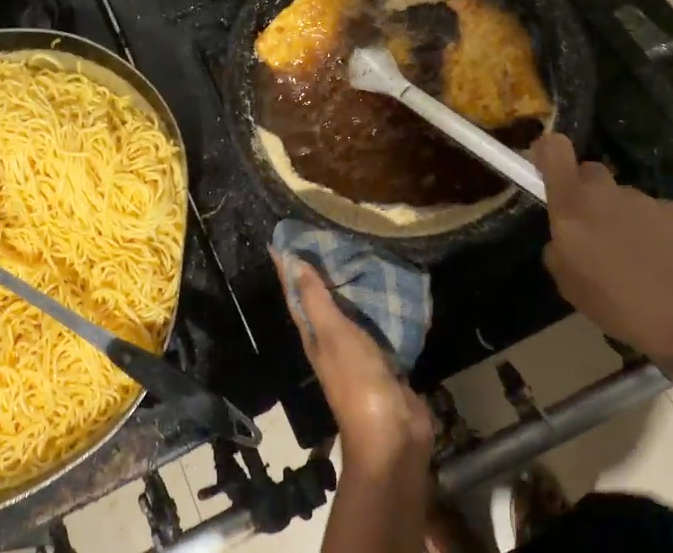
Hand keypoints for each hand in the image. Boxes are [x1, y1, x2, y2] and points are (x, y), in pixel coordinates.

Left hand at [276, 254, 432, 473]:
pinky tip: (388, 289)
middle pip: (320, 300)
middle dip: (318, 271)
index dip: (286, 268)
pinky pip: (376, 324)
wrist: (393, 435)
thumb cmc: (357, 381)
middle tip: (323, 237)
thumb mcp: (333, 335)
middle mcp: (332, 341)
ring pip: (348, 310)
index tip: (280, 240)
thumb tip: (292, 262)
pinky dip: (377, 305)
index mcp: (314, 336)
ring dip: (348, 286)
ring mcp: (358, 352)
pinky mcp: (384, 360)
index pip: (295, 294)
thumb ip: (316, 299)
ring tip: (355, 253)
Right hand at [533, 133, 672, 366]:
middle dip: (587, 193)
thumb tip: (565, 238)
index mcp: (573, 209)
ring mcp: (646, 200)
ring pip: (624, 198)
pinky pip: (656, 213)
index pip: (555, 151)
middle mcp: (606, 194)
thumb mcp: (569, 286)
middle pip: (590, 173)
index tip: (544, 165)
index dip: (547, 151)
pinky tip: (665, 262)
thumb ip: (558, 250)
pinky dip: (656, 231)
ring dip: (623, 218)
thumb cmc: (620, 307)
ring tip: (637, 259)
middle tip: (594, 230)